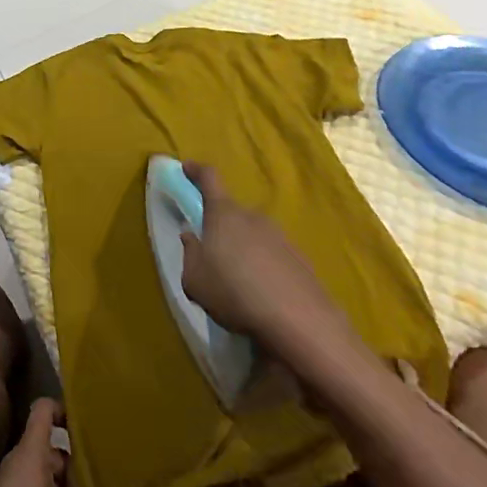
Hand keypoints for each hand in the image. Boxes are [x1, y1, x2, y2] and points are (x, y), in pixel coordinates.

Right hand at [176, 162, 347, 349]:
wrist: (296, 319)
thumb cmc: (233, 292)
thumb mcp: (195, 280)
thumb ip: (190, 254)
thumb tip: (190, 235)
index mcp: (224, 214)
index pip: (209, 179)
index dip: (196, 171)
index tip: (187, 167)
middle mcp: (253, 217)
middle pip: (232, 213)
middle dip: (220, 227)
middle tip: (212, 254)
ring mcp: (279, 235)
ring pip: (252, 235)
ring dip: (243, 249)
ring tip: (237, 282)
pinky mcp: (298, 257)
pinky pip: (271, 255)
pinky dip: (263, 266)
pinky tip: (260, 293)